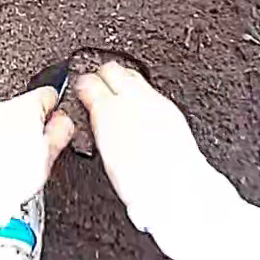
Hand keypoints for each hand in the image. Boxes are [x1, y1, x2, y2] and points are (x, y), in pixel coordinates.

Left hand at [0, 86, 76, 214]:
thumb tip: (64, 122)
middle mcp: (2, 107)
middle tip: (38, 152)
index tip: (57, 127)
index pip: (49, 93)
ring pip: (7, 121)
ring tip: (17, 164)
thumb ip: (61, 131)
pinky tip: (1, 166)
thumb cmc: (9, 179)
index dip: (57, 111)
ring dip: (14, 135)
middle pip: (26, 107)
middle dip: (34, 125)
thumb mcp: (49, 156)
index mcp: (26, 105)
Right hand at [73, 62, 219, 227]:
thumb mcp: (108, 157)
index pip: (88, 83)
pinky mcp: (171, 109)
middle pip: (112, 69)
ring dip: (123, 80)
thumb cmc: (143, 184)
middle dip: (102, 74)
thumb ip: (100, 127)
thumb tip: (94, 114)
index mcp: (109, 112)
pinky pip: (150, 90)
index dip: (82, 85)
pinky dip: (141, 93)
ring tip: (118, 93)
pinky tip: (140, 108)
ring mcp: (154, 102)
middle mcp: (133, 101)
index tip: (81, 90)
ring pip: (133, 74)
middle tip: (98, 86)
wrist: (177, 190)